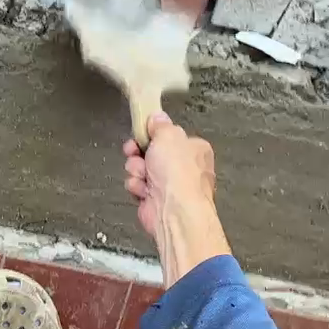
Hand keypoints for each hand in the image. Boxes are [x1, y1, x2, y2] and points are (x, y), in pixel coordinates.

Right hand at [123, 112, 229, 288]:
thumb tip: (157, 117)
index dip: (152, 134)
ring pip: (140, 168)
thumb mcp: (169, 135)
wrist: (175, 211)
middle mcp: (184, 168)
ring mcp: (169, 185)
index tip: (142, 132)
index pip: (169, 136)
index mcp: (193, 149)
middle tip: (134, 151)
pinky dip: (136, 186)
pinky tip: (142, 189)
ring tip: (142, 174)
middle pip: (151, 151)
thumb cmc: (179, 174)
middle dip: (138, 152)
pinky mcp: (155, 199)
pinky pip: (137, 185)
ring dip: (135, 169)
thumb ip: (160, 124)